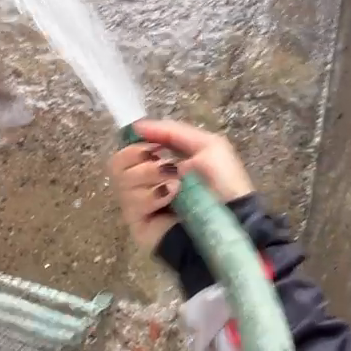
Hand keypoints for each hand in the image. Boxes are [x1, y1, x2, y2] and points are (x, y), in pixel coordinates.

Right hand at [108, 119, 255, 249]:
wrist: (233, 219)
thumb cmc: (224, 183)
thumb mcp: (207, 145)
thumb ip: (171, 131)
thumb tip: (136, 126)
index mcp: (157, 163)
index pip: (127, 149)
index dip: (134, 143)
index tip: (152, 145)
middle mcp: (144, 183)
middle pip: (117, 162)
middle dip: (140, 158)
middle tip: (163, 165)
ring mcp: (139, 205)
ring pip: (122, 181)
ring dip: (150, 176)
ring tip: (176, 185)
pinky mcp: (139, 224)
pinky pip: (131, 202)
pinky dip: (152, 196)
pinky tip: (171, 199)